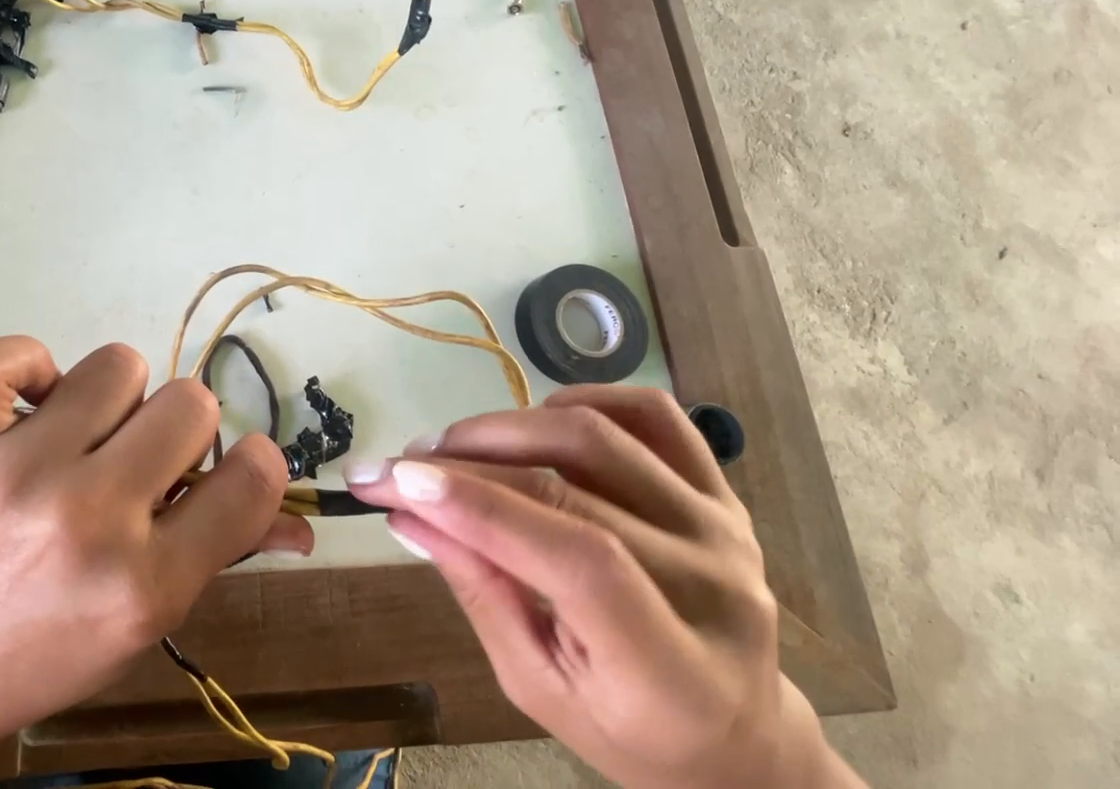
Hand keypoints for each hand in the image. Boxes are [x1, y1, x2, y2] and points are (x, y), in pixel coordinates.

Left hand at [0, 338, 310, 788]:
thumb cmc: (56, 647)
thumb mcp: (152, 619)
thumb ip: (225, 552)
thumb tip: (300, 521)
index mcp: (147, 582)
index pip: (251, 479)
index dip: (254, 464)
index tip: (230, 468)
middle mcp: (88, 518)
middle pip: (190, 403)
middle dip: (182, 432)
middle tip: (146, 463)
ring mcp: (18, 472)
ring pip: (118, 364)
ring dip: (117, 399)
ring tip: (88, 439)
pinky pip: (5, 356)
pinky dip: (27, 367)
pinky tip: (32, 406)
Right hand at [343, 386, 862, 788]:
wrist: (733, 730)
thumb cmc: (626, 728)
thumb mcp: (535, 683)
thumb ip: (479, 591)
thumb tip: (406, 512)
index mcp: (670, 666)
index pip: (578, 560)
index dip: (484, 508)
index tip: (398, 480)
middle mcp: (712, 582)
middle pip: (572, 487)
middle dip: (464, 464)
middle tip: (396, 465)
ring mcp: (723, 526)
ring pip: (599, 436)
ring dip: (505, 427)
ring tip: (450, 447)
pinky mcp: (722, 492)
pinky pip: (651, 414)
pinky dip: (581, 399)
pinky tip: (533, 421)